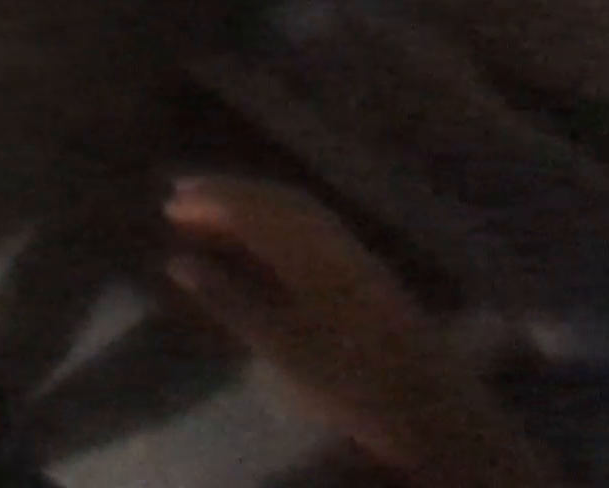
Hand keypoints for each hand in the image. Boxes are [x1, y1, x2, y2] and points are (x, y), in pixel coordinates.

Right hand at [165, 177, 552, 486]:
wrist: (438, 417)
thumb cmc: (349, 383)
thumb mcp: (279, 346)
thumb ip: (227, 299)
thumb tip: (177, 262)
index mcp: (306, 255)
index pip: (247, 211)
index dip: (206, 202)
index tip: (169, 203)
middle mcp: (330, 241)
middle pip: (271, 199)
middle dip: (225, 190)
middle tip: (183, 191)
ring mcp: (353, 251)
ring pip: (294, 205)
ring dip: (252, 196)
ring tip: (217, 201)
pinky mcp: (368, 267)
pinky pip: (313, 219)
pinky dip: (279, 210)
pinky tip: (265, 225)